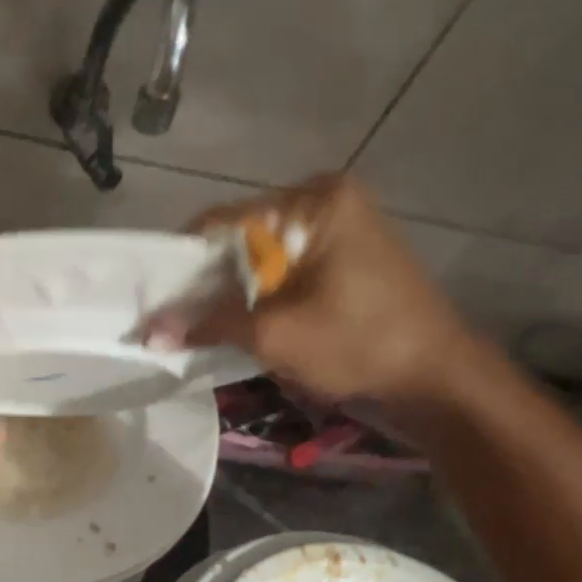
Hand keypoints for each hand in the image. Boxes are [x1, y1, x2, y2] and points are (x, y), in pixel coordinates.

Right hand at [147, 173, 493, 404]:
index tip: (150, 300)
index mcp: (315, 202)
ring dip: (225, 295)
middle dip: (203, 282)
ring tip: (191, 328)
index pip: (224, 221)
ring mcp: (335, 230)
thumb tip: (147, 332)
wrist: (433, 379)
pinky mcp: (339, 260)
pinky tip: (230, 326)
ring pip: (255, 259)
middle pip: (238, 239)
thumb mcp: (274, 334)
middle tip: (167, 321)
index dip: (181, 263)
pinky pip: (278, 272)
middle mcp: (324, 202)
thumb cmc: (359, 345)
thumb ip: (207, 324)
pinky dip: (252, 299)